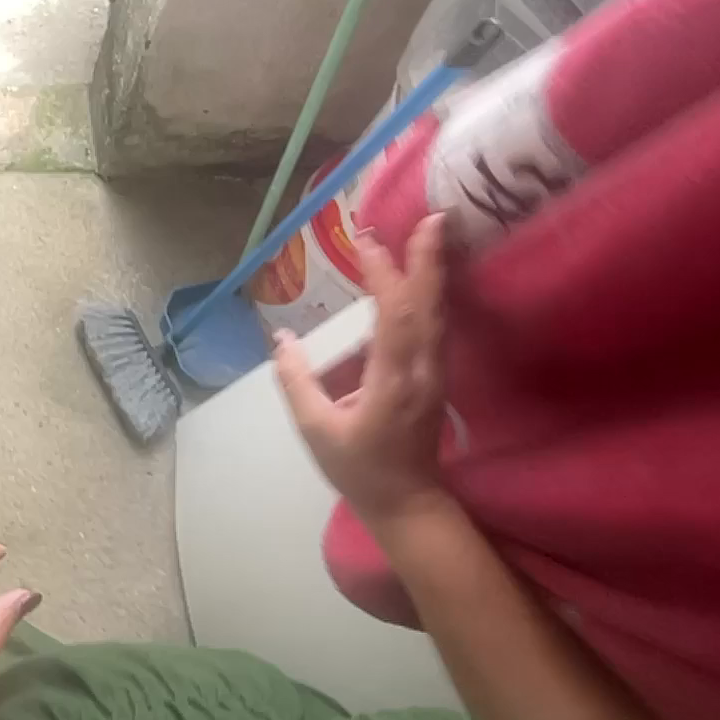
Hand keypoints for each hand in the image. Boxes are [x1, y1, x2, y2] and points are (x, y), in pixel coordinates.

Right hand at [272, 213, 451, 527]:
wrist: (408, 503)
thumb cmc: (358, 469)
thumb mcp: (316, 429)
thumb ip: (296, 381)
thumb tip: (281, 338)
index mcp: (393, 382)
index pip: (394, 317)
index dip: (386, 275)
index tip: (368, 240)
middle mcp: (422, 371)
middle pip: (428, 306)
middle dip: (428, 260)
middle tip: (432, 216)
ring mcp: (434, 373)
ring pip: (438, 312)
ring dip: (433, 271)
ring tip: (429, 234)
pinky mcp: (433, 375)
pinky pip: (434, 325)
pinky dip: (429, 293)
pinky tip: (423, 277)